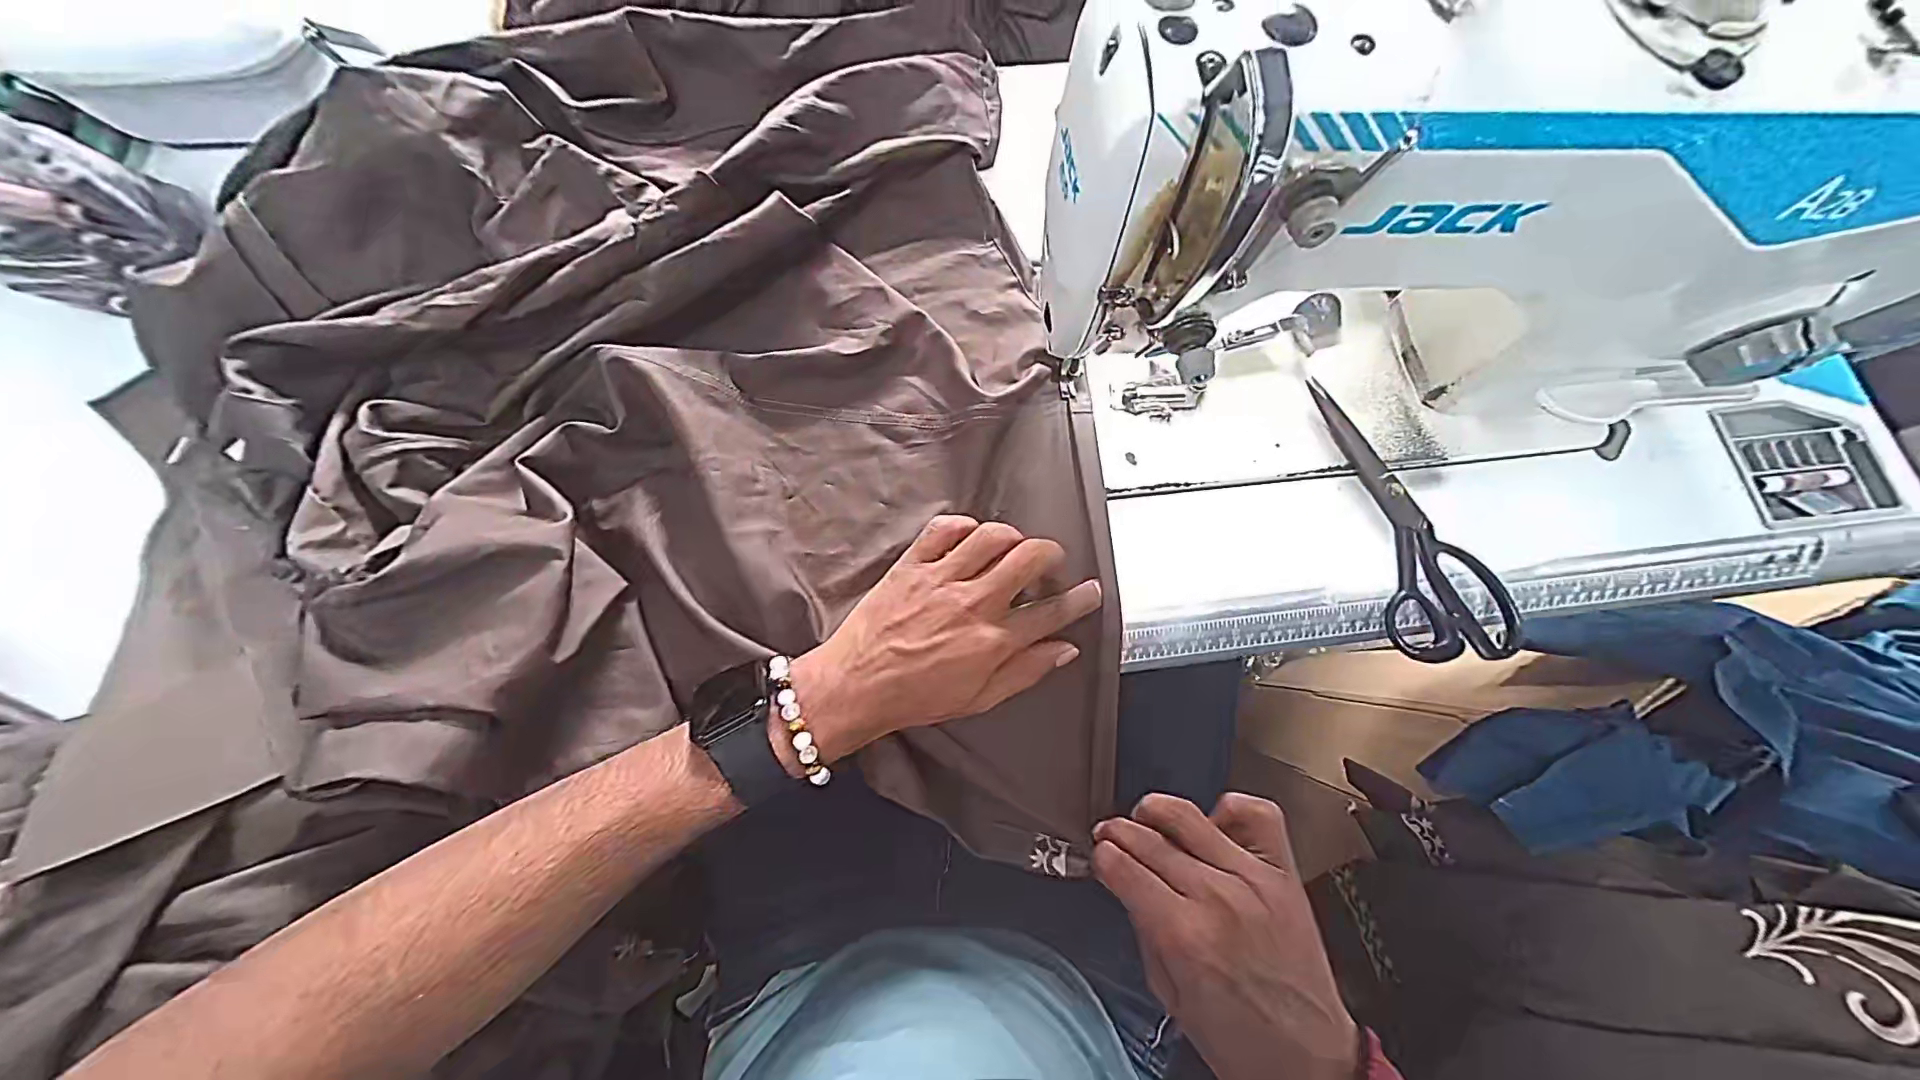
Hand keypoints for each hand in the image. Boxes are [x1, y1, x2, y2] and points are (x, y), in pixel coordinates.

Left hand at [782, 515, 1101, 764]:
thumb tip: (1061, 651)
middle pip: (1030, 558)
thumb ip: (1025, 672)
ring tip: (1011, 549)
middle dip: (1052, 554)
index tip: (1089, 591)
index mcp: (991, 641)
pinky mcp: (911, 565)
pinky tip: (969, 538)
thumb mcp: (979, 699)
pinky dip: (963, 526)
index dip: (1079, 599)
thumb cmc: (912, 697)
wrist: (855, 686)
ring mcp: (940, 580)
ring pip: (992, 536)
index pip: (1051, 612)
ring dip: (1011, 537)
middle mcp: (971, 603)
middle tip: (1049, 562)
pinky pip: (944, 529)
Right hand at [1094, 793, 1358, 1079]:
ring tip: (1146, 818)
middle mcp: (1217, 899)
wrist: (1313, 1059)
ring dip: (1155, 811)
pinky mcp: (1283, 872)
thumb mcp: (1171, 996)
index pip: (1123, 867)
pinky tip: (1212, 825)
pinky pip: (1252, 814)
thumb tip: (1126, 886)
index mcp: (1184, 936)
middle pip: (1147, 838)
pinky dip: (1227, 810)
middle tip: (1110, 836)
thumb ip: (1144, 933)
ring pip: (1187, 815)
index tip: (1100, 857)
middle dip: (1117, 832)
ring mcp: (1252, 879)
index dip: (1102, 857)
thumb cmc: (1246, 1041)